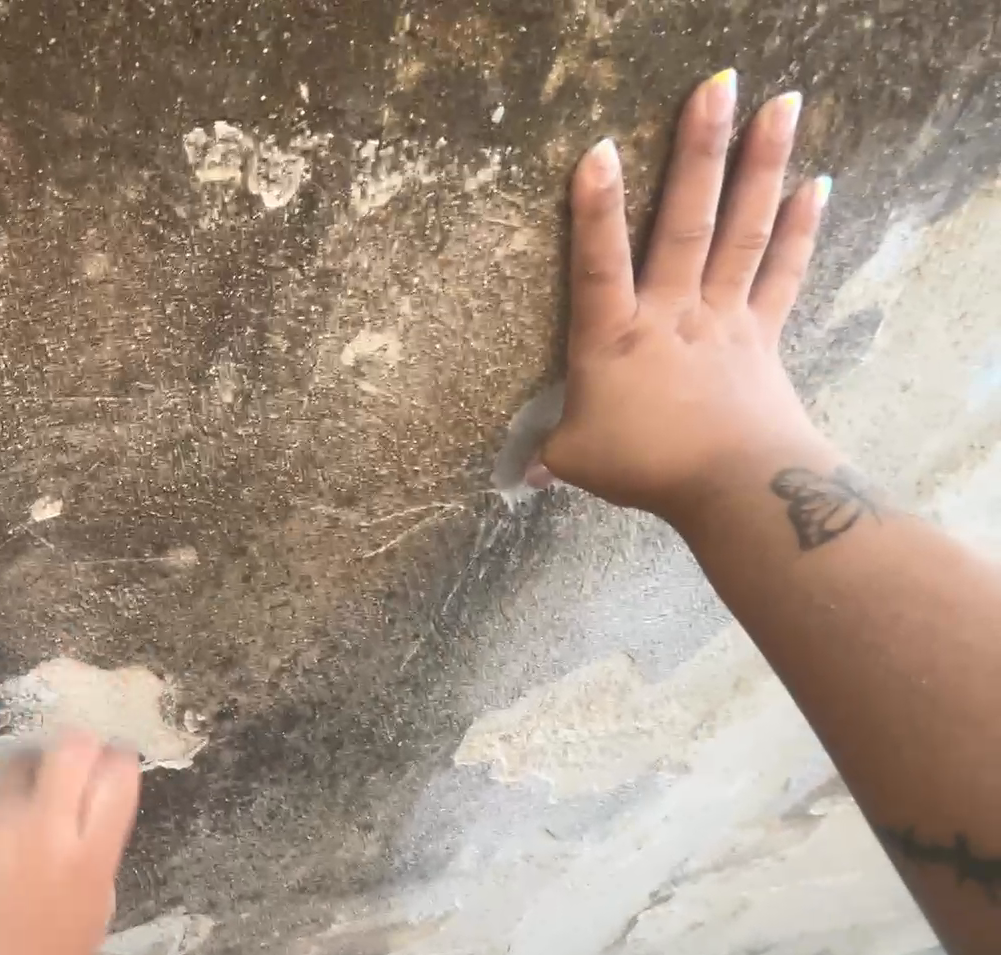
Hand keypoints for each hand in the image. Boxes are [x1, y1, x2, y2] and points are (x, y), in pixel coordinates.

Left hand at [0, 729, 140, 954]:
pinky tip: (5, 838)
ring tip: (39, 802)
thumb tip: (97, 799)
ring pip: (28, 758)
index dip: (121, 760)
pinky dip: (8, 803)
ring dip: (40, 769)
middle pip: (72, 744)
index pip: (117, 772)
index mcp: (88, 855)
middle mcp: (44, 824)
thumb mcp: (96, 906)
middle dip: (83, 747)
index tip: (117, 766)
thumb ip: (100, 845)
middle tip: (82, 768)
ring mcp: (0, 817)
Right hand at [542, 70, 836, 522]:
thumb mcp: (570, 459)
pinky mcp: (761, 334)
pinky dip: (799, 228)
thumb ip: (545, 454)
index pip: (596, 265)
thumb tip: (520, 478)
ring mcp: (722, 318)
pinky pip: (780, 272)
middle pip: (682, 225)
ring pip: (739, 232)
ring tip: (780, 104)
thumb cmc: (641, 465)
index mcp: (611, 340)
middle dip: (696, 155)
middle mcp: (669, 314)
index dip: (593, 209)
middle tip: (715, 89)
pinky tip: (816, 183)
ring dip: (760, 167)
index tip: (598, 150)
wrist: (734, 484)